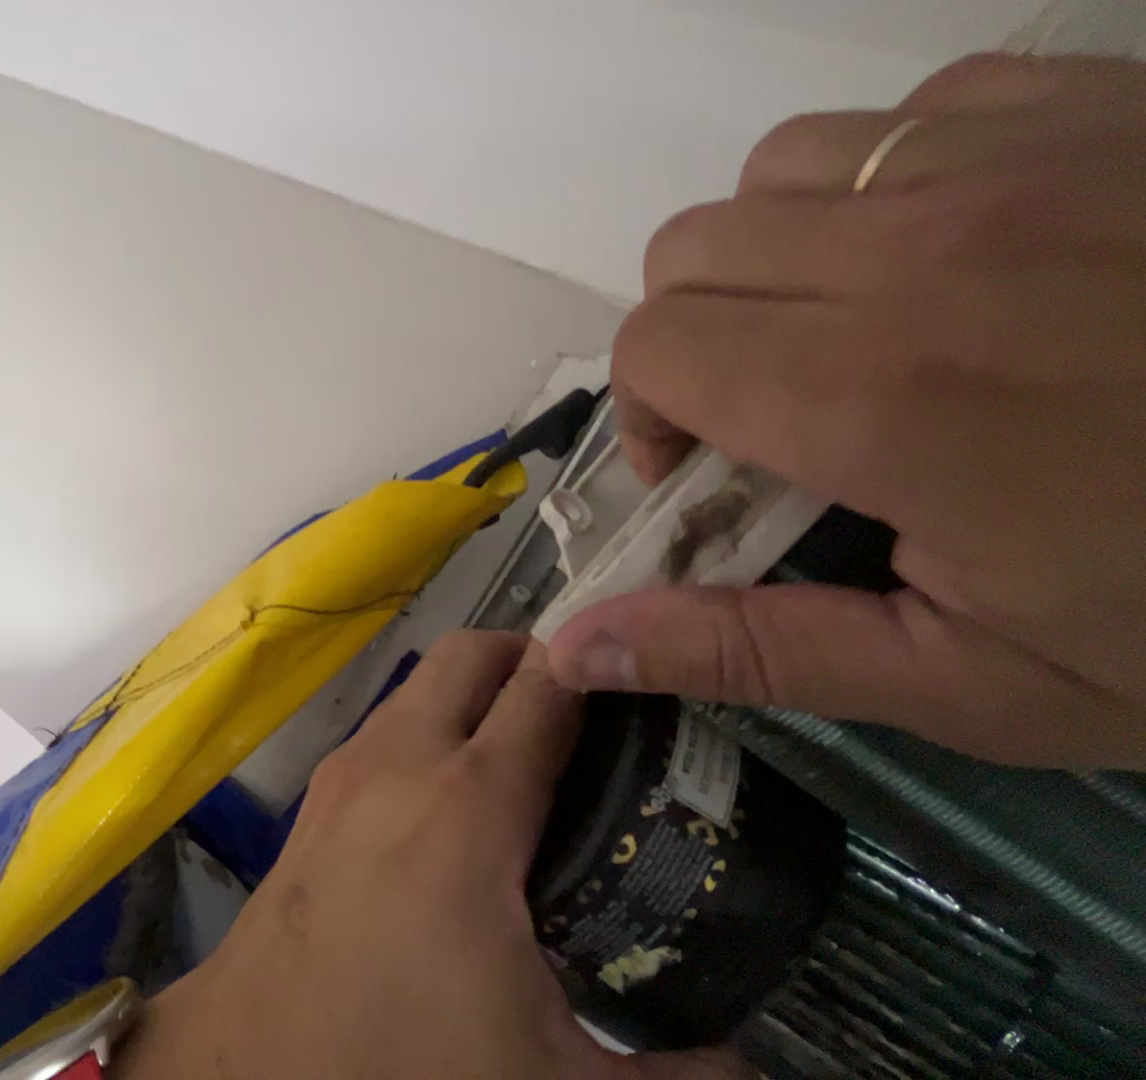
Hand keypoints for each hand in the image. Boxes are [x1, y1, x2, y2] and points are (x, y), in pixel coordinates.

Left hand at [110, 632, 745, 1079]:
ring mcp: (345, 772)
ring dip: (478, 694)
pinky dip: (431, 730)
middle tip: (596, 715)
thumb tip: (744, 1061)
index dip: (605, 668)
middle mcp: (398, 763)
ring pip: (423, 686)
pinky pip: (387, 729)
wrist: (253, 1065)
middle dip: (536, 659)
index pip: (547, 688)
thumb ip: (680, 1076)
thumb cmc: (401, 1062)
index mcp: (467, 809)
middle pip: (473, 656)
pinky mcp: (316, 798)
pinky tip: (459, 799)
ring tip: (535, 754)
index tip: (654, 682)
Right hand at [548, 54, 1145, 770]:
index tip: (714, 471)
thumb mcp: (972, 677)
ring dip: (769, 258)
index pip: (649, 350)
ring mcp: (1022, 152)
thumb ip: (744, 652)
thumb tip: (570, 650)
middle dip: (691, 341)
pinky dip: (877, 186)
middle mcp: (919, 245)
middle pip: (684, 255)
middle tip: (771, 410)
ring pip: (772, 176)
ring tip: (851, 326)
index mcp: (873, 394)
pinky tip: (955, 254)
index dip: (652, 418)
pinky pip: (899, 117)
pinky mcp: (1108, 99)